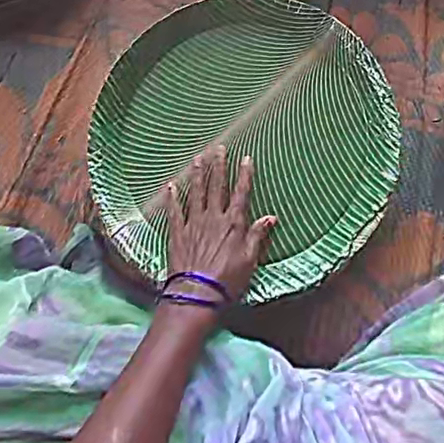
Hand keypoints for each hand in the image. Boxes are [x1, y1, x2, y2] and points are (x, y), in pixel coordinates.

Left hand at [160, 146, 278, 304]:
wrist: (197, 294)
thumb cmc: (228, 280)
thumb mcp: (250, 260)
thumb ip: (258, 235)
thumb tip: (272, 217)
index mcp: (233, 223)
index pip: (241, 193)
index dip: (244, 175)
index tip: (246, 158)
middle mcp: (213, 217)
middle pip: (217, 186)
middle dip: (219, 166)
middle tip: (218, 148)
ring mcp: (193, 223)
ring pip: (196, 193)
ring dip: (198, 174)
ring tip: (198, 158)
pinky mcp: (177, 232)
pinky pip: (175, 210)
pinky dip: (173, 197)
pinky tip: (171, 185)